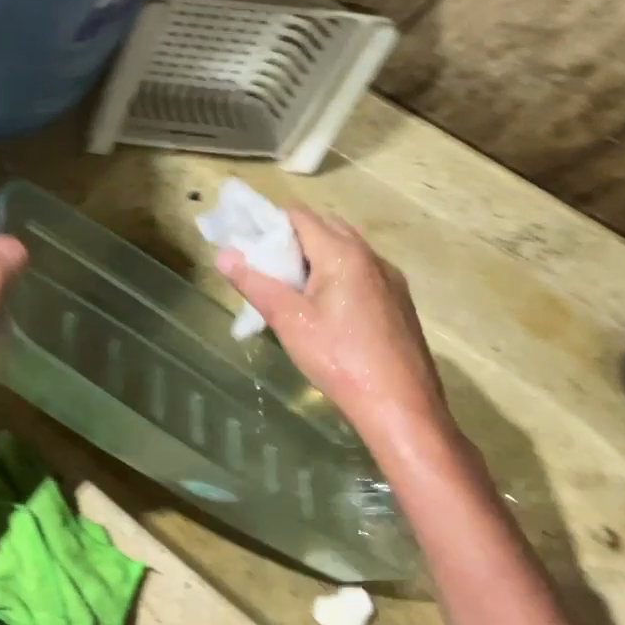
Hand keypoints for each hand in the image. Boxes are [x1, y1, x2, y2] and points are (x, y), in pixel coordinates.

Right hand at [218, 207, 447, 438]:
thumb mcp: (287, 320)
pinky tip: (323, 306)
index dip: (268, 221)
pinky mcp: (398, 302)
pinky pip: (360, 270)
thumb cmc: (340, 358)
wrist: (402, 409)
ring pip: (345, 248)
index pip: (299, 215)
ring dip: (315, 254)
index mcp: (343, 254)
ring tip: (289, 284)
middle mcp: (371, 258)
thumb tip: (222, 254)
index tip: (246, 240)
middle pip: (324, 226)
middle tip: (264, 262)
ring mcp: (390, 280)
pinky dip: (336, 272)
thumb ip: (253, 282)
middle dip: (291, 236)